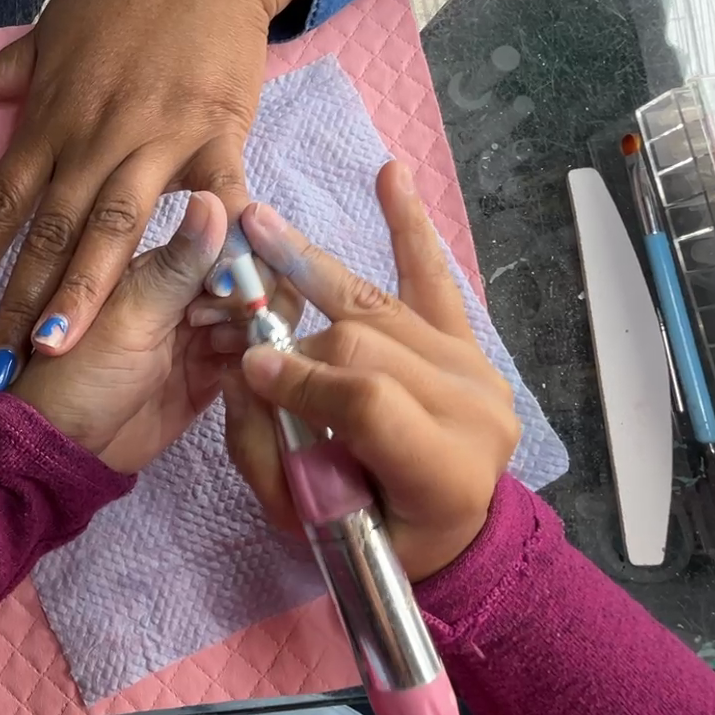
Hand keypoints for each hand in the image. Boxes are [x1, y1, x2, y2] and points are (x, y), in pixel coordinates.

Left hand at [0, 0, 312, 389]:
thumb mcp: (48, 30)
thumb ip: (0, 74)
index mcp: (51, 122)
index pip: (0, 202)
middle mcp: (93, 138)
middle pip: (49, 231)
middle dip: (19, 300)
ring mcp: (155, 138)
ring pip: (115, 225)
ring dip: (84, 290)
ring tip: (58, 348)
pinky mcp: (217, 133)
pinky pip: (217, 196)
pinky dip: (216, 242)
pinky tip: (210, 295)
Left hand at [11, 192, 227, 473]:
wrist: (61, 450)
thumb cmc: (78, 376)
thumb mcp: (128, 317)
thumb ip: (177, 267)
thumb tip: (214, 198)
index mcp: (158, 270)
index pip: (225, 246)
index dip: (244, 261)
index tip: (238, 286)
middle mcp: (182, 297)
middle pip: (248, 281)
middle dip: (252, 299)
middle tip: (216, 331)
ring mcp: (197, 337)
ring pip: (254, 319)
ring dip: (253, 332)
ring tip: (221, 355)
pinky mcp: (208, 376)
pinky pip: (249, 358)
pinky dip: (255, 362)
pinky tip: (246, 374)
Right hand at [218, 163, 521, 580]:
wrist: (456, 532)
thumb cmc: (377, 537)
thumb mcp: (311, 526)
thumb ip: (268, 457)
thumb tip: (243, 374)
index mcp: (443, 467)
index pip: (368, 401)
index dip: (302, 380)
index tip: (249, 369)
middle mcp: (470, 405)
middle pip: (366, 343)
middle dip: (297, 343)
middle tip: (246, 335)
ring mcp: (471, 366)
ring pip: (376, 304)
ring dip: (311, 265)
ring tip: (258, 225)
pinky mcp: (464, 343)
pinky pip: (433, 280)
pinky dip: (409, 228)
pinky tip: (390, 177)